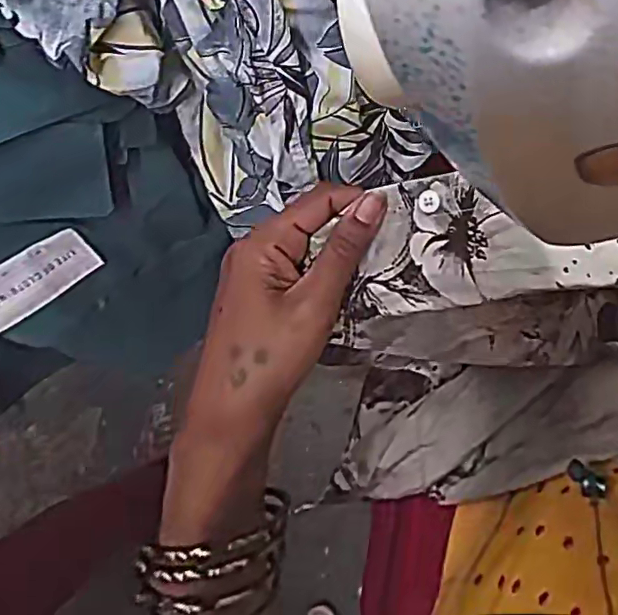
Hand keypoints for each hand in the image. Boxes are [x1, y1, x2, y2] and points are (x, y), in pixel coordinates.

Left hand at [182, 182, 387, 439]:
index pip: (318, 198)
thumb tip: (370, 204)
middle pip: (312, 216)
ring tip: (363, 269)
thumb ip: (345, 248)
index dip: (356, 200)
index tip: (388, 213)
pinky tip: (337, 288)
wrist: (229, 419)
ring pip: (307, 241)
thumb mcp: (316, 301)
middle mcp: (252, 249)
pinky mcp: (259, 290)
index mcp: (261, 243)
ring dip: (337, 249)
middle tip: (381, 244)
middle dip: (349, 225)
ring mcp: (253, 270)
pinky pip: (298, 262)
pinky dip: (322, 268)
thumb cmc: (265, 364)